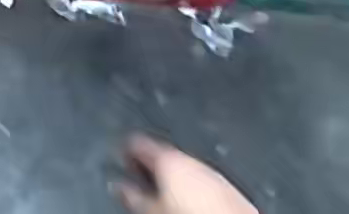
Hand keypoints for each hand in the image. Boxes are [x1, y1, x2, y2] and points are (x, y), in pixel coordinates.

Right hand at [115, 135, 257, 213]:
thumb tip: (117, 185)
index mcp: (166, 156)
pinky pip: (204, 183)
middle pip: (162, 155)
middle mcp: (189, 158)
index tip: (122, 163)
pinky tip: (194, 206)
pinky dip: (195, 190)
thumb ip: (131, 194)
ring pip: (185, 169)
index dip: (125, 152)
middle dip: (151, 167)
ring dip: (174, 179)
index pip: (136, 142)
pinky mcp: (231, 191)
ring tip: (168, 198)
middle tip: (143, 183)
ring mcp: (212, 173)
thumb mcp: (152, 209)